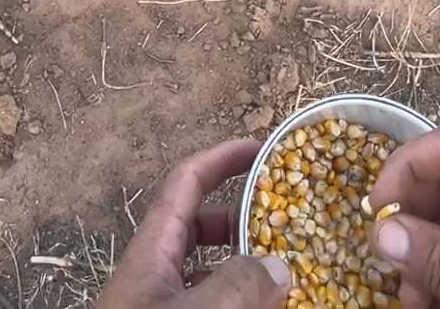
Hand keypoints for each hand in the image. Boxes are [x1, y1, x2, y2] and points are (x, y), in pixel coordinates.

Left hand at [97, 138, 293, 308]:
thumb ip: (235, 289)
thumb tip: (279, 266)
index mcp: (152, 252)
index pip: (187, 183)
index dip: (222, 159)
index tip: (262, 148)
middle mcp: (156, 277)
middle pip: (202, 228)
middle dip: (243, 218)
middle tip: (286, 221)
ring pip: (209, 275)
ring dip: (245, 271)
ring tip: (287, 276)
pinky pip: (211, 307)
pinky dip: (239, 305)